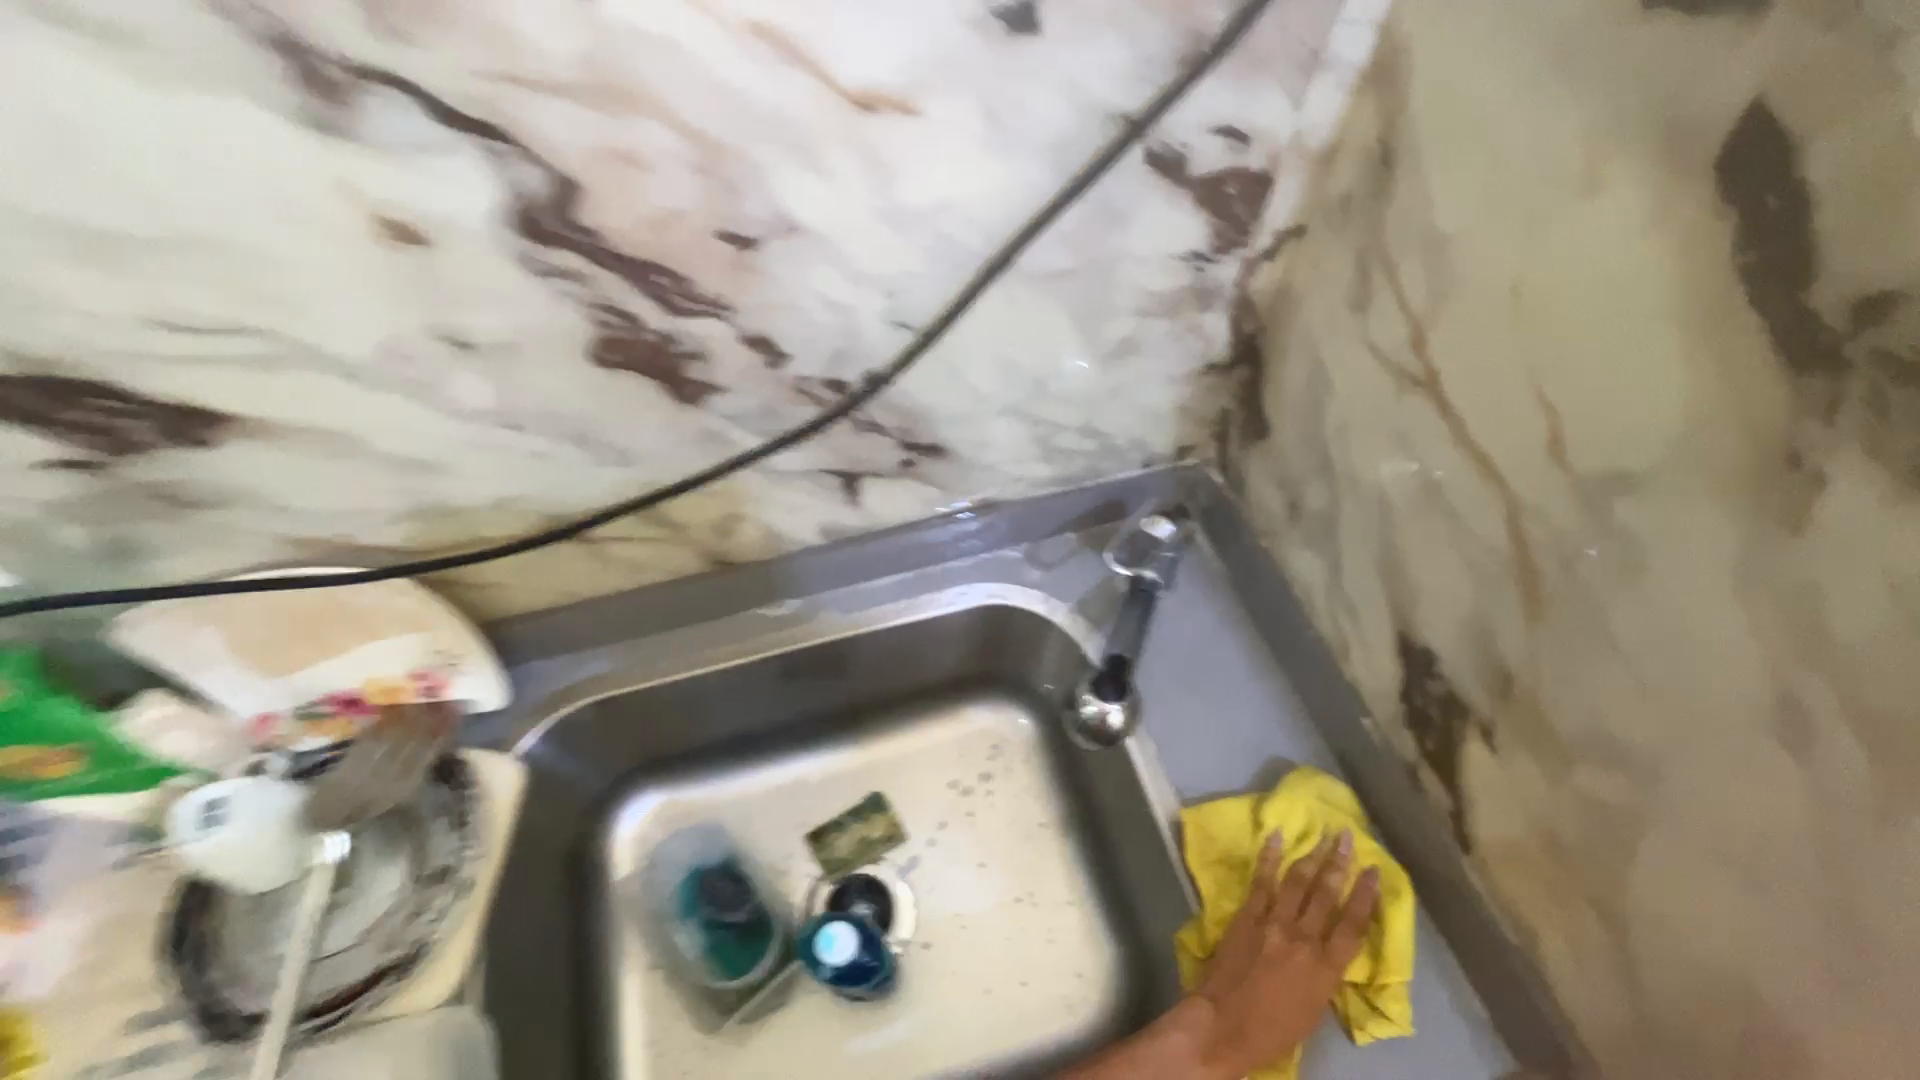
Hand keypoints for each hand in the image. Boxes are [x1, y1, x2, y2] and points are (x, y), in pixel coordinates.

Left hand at [1185, 829, 1380, 1078]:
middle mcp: (1304, 939)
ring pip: (1297, 881)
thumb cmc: (1272, 1030)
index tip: (1375, 870)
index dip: (1366, 896)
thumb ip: (1324, 975)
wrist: (1224, 1025)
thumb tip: (1327, 951)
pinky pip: (1261, 881)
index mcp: (1326, 968)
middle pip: (1327, 894)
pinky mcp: (1246, 916)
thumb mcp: (1314, 1010)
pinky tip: (1275, 836)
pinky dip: (1269, 856)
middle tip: (1345, 836)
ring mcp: (1273, 923)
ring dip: (1311, 855)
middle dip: (1339, 862)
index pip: (1353, 925)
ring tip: (1322, 833)